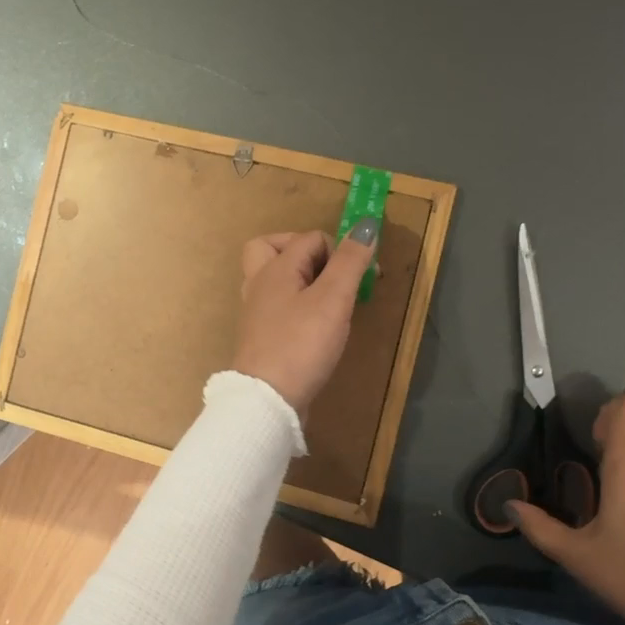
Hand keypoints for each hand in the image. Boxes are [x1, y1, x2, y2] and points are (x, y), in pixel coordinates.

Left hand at [230, 221, 378, 411]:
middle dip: (305, 253)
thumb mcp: (333, 299)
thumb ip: (350, 261)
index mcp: (274, 268)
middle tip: (331, 274)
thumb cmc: (301, 344)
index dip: (339, 250)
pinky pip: (277, 305)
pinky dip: (296, 304)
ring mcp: (257, 311)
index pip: (310, 238)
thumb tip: (367, 224)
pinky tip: (315, 323)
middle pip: (273, 248)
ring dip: (300, 279)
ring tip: (327, 297)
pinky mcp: (262, 336)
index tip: (360, 277)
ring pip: (273, 278)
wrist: (268, 400)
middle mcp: (259, 284)